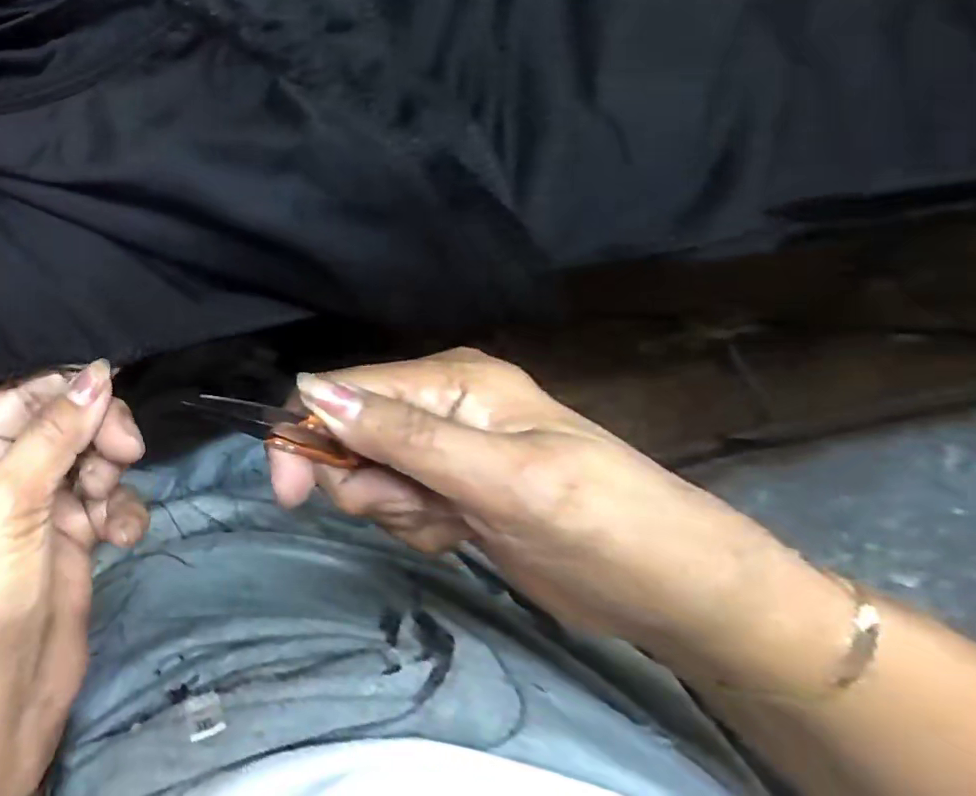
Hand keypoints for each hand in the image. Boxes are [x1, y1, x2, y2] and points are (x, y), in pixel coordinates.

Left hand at [0, 361, 148, 795]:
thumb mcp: (12, 497)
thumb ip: (58, 431)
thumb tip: (101, 370)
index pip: (25, 397)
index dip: (68, 390)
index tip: (113, 389)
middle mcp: (2, 469)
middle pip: (65, 423)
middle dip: (98, 433)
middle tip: (127, 451)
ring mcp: (40, 501)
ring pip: (92, 458)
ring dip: (110, 475)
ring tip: (107, 506)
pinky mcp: (73, 532)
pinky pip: (108, 500)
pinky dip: (121, 512)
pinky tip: (121, 537)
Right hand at [268, 347, 851, 691]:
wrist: (683, 596)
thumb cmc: (605, 524)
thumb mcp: (503, 480)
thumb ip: (405, 436)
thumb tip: (312, 389)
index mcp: (451, 379)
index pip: (345, 389)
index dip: (308, 432)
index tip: (292, 493)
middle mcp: (439, 402)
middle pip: (348, 432)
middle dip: (363, 480)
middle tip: (415, 509)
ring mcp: (444, 446)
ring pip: (367, 471)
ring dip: (392, 507)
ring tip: (451, 522)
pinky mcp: (449, 484)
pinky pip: (394, 499)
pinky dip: (411, 521)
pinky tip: (458, 532)